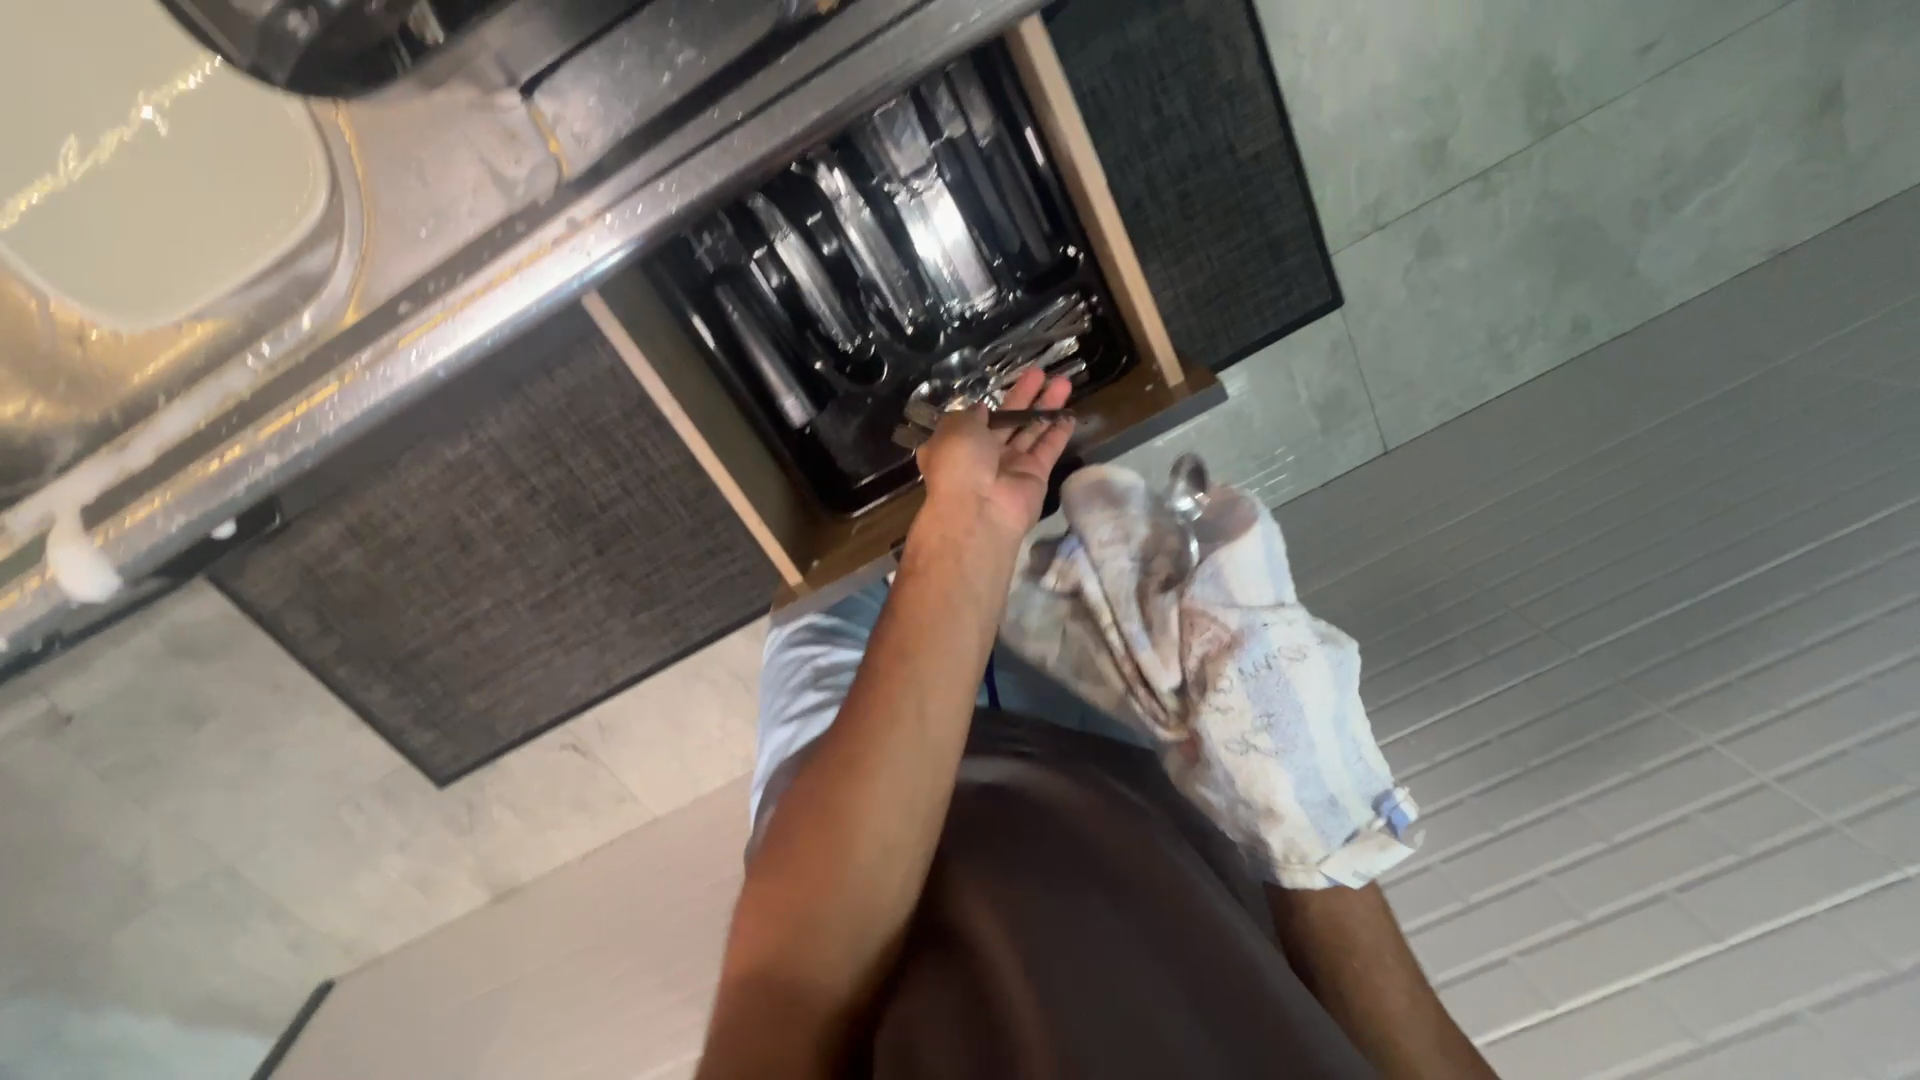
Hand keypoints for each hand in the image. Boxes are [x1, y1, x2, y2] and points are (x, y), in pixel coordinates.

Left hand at [915, 368, 1074, 542]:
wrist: (979, 510)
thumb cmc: (959, 463)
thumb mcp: (953, 428)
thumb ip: (970, 414)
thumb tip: (981, 410)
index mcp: (955, 445)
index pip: (973, 421)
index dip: (987, 404)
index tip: (1000, 388)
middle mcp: (982, 456)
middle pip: (1007, 420)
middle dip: (1024, 396)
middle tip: (1040, 372)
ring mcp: (1010, 466)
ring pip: (1031, 430)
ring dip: (1046, 406)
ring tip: (1064, 381)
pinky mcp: (1035, 475)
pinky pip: (1048, 448)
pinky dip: (1059, 431)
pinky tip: (1070, 413)